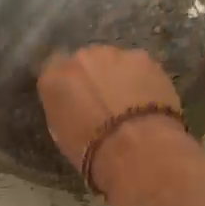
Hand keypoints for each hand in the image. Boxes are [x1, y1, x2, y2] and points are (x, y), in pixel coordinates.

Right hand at [36, 46, 186, 190]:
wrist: (137, 147)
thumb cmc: (93, 151)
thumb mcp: (62, 134)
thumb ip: (64, 109)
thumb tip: (74, 105)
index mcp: (53, 79)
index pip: (54, 72)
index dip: (68, 86)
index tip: (76, 101)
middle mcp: (80, 58)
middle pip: (85, 61)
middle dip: (93, 77)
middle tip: (105, 102)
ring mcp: (113, 54)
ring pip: (114, 61)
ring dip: (119, 76)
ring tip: (132, 103)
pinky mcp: (143, 57)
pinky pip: (139, 66)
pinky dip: (143, 79)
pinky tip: (150, 100)